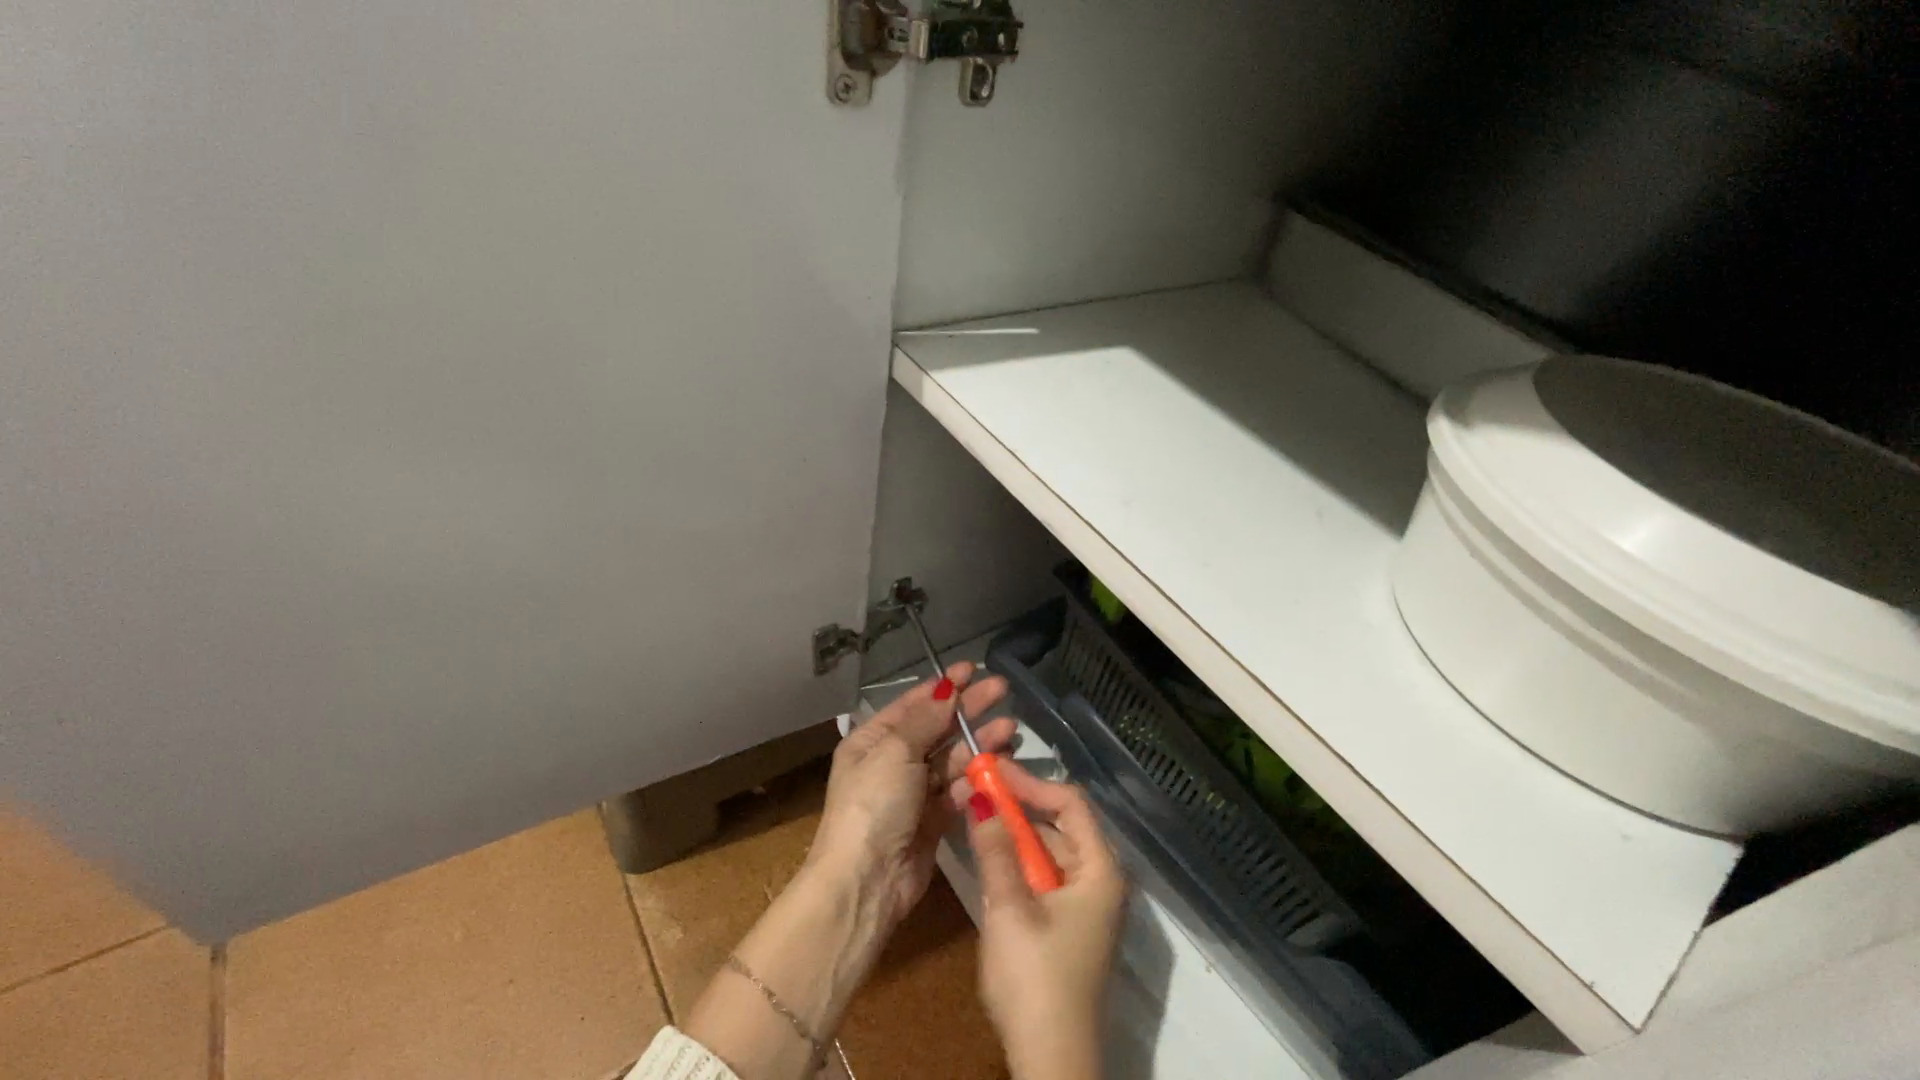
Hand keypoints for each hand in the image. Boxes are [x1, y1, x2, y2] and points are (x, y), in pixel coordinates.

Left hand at [808, 663, 1015, 931]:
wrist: (866, 880)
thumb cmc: (873, 805)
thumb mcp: (895, 752)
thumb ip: (925, 720)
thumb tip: (946, 688)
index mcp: (872, 741)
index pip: (913, 705)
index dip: (943, 686)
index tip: (973, 669)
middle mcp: (891, 763)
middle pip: (936, 729)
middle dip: (968, 710)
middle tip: (1003, 691)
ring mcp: (913, 793)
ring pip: (952, 760)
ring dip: (979, 744)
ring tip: (1011, 730)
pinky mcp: (933, 821)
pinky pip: (958, 791)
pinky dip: (977, 779)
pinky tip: (999, 766)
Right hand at [969, 761, 1125, 1079]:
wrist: (1052, 1059)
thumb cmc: (1036, 977)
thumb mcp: (1009, 908)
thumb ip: (996, 849)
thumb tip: (981, 796)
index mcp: (1101, 870)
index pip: (1072, 802)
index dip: (1032, 782)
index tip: (992, 770)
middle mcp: (1102, 881)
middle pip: (1063, 825)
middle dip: (1021, 806)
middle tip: (977, 789)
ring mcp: (1088, 906)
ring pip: (1052, 852)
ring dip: (1017, 834)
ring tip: (977, 816)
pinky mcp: (1072, 927)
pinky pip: (1048, 878)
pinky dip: (1021, 863)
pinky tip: (991, 858)